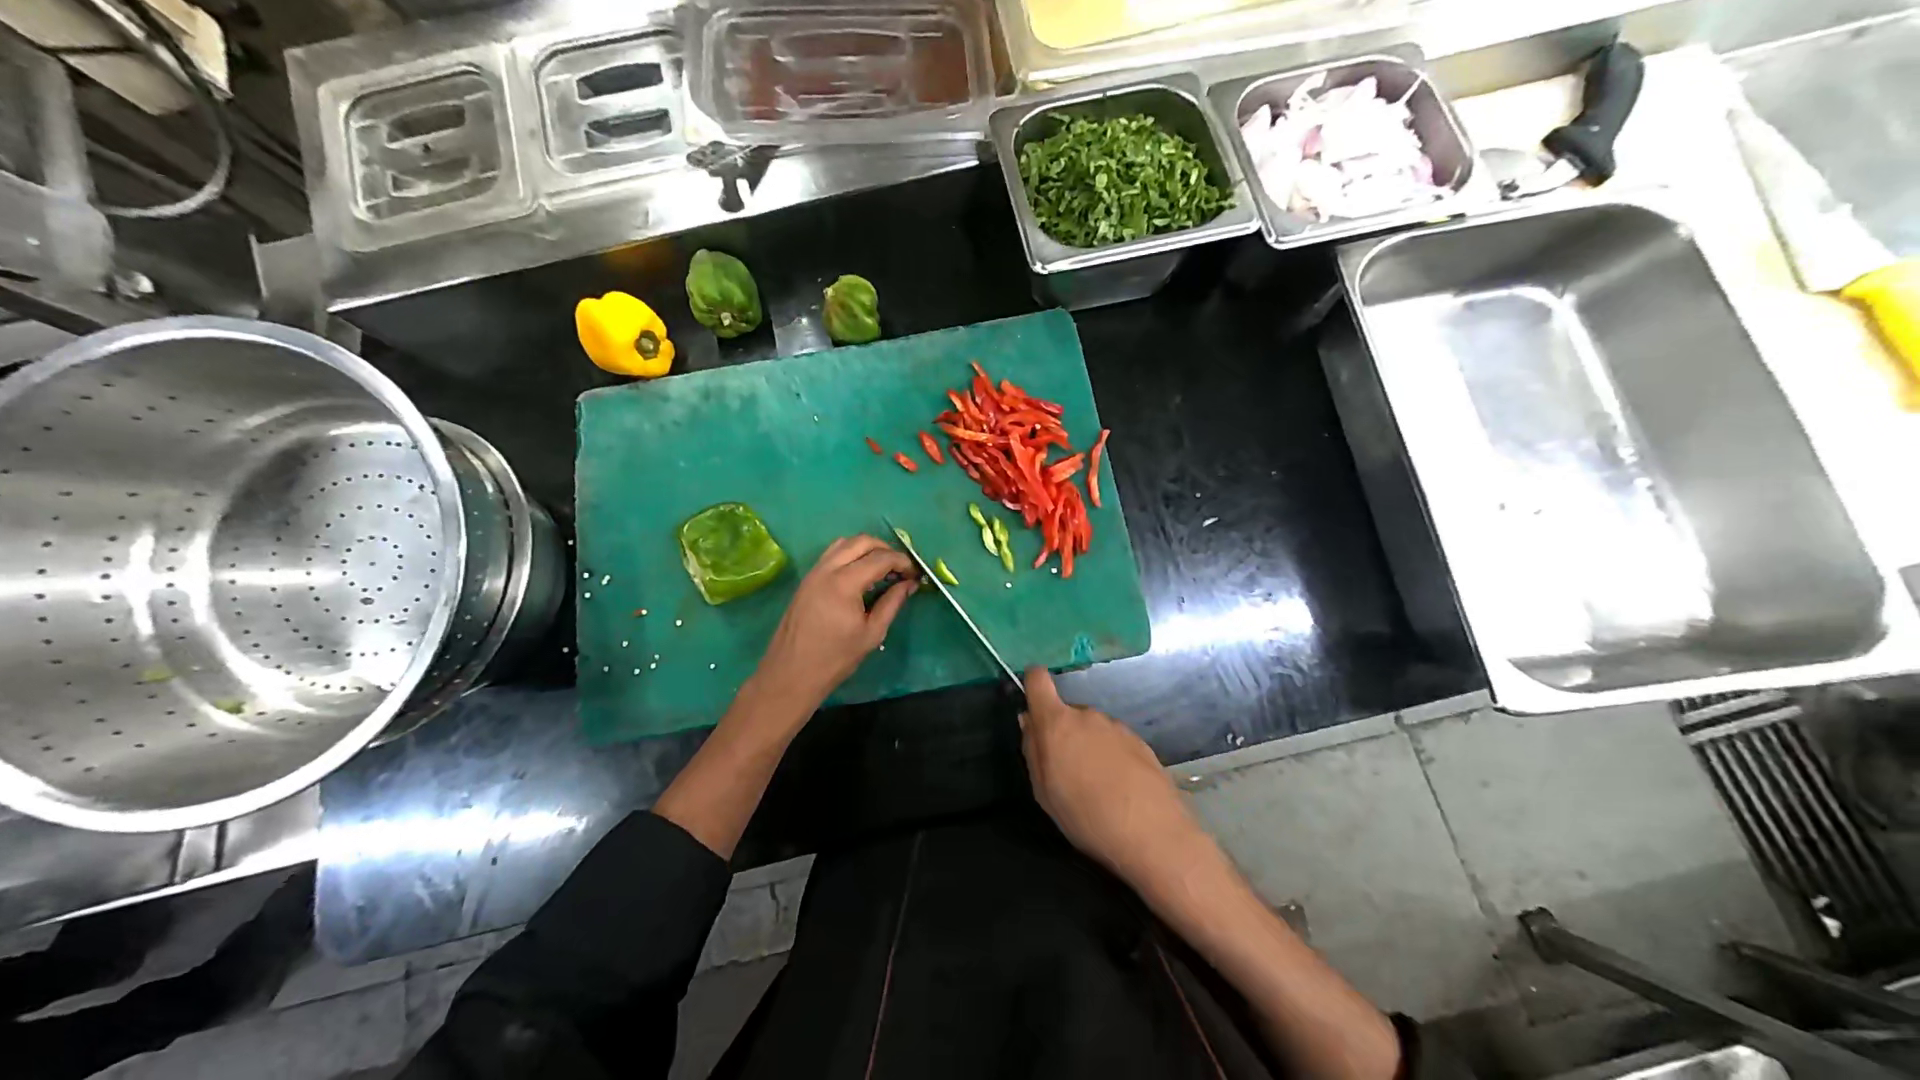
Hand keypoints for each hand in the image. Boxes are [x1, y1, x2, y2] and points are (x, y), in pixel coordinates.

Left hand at [753, 535, 916, 709]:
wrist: (792, 673)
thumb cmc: (835, 658)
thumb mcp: (872, 633)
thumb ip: (892, 603)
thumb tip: (910, 584)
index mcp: (845, 582)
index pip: (880, 558)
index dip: (902, 562)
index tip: (915, 574)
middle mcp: (827, 569)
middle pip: (862, 541)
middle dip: (885, 549)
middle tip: (900, 569)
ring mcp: (814, 572)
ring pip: (844, 543)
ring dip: (866, 549)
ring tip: (881, 569)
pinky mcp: (807, 579)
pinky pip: (832, 554)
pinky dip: (850, 555)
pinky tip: (860, 575)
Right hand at [1019, 667, 1209, 891]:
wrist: (1152, 833)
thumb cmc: (1085, 815)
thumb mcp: (1043, 791)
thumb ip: (1033, 750)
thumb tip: (1030, 721)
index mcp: (1057, 722)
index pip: (1038, 680)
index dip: (1032, 685)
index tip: (1032, 708)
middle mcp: (1088, 715)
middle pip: (1066, 713)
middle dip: (1063, 734)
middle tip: (1066, 772)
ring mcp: (1117, 727)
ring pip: (1092, 729)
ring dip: (1089, 747)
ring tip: (1096, 786)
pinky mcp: (1141, 742)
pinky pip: (1115, 742)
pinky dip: (1112, 757)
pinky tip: (1119, 788)